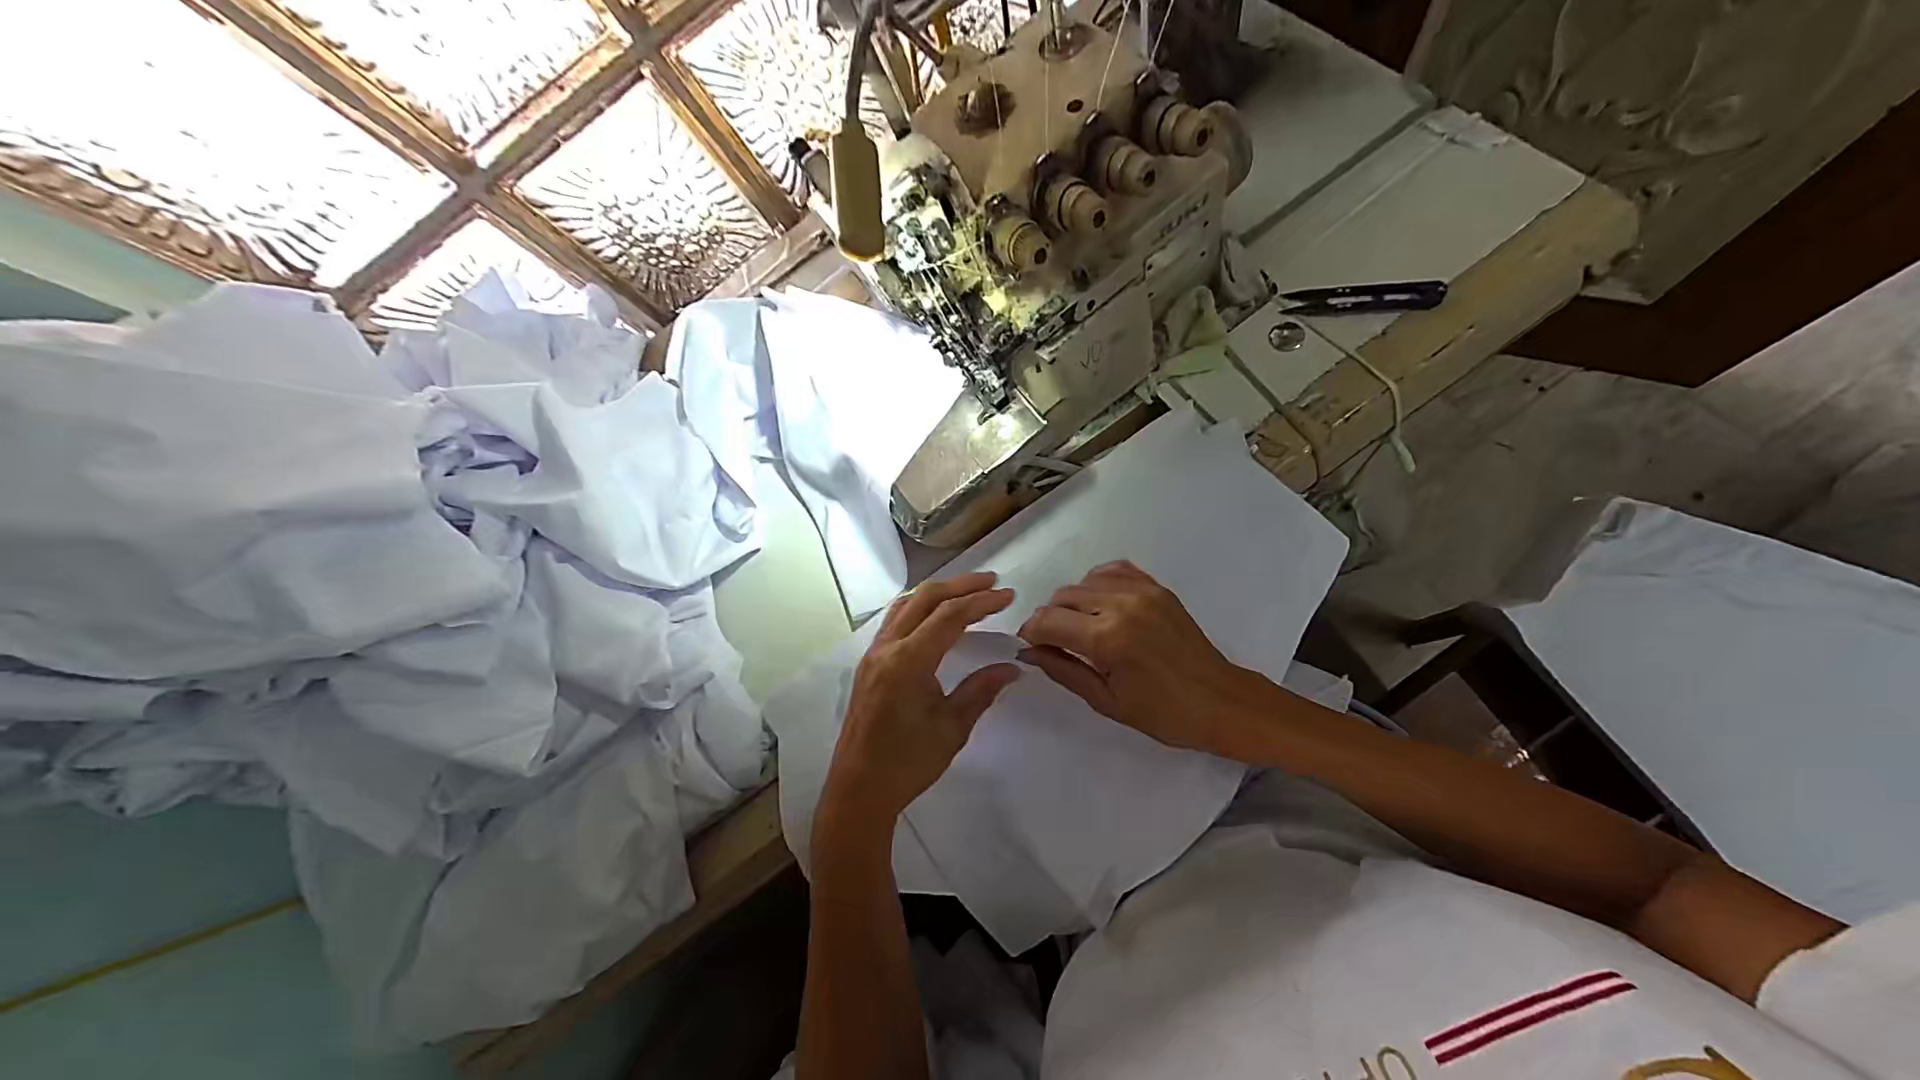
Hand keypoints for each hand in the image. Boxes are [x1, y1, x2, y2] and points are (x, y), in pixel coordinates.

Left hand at [821, 572, 1021, 827]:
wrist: (859, 788)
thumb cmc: (909, 762)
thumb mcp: (953, 727)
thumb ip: (981, 690)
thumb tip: (1012, 667)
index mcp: (908, 661)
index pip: (950, 616)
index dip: (982, 601)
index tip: (1009, 596)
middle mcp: (887, 648)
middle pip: (925, 599)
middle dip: (961, 585)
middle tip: (993, 581)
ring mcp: (874, 654)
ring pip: (906, 605)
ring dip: (938, 593)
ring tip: (967, 591)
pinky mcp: (869, 664)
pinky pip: (895, 620)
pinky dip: (919, 607)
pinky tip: (934, 616)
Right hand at [1017, 561, 1276, 758]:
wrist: (1221, 701)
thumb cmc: (1163, 713)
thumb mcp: (1105, 701)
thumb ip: (1063, 669)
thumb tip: (1029, 652)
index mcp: (1106, 639)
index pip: (1047, 621)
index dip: (1030, 633)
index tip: (1031, 647)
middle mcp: (1120, 605)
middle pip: (1061, 597)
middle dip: (1049, 619)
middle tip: (1055, 643)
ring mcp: (1141, 591)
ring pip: (1083, 582)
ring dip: (1071, 602)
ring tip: (1080, 627)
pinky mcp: (1156, 588)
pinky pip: (1113, 570)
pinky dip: (1097, 584)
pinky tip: (1100, 605)